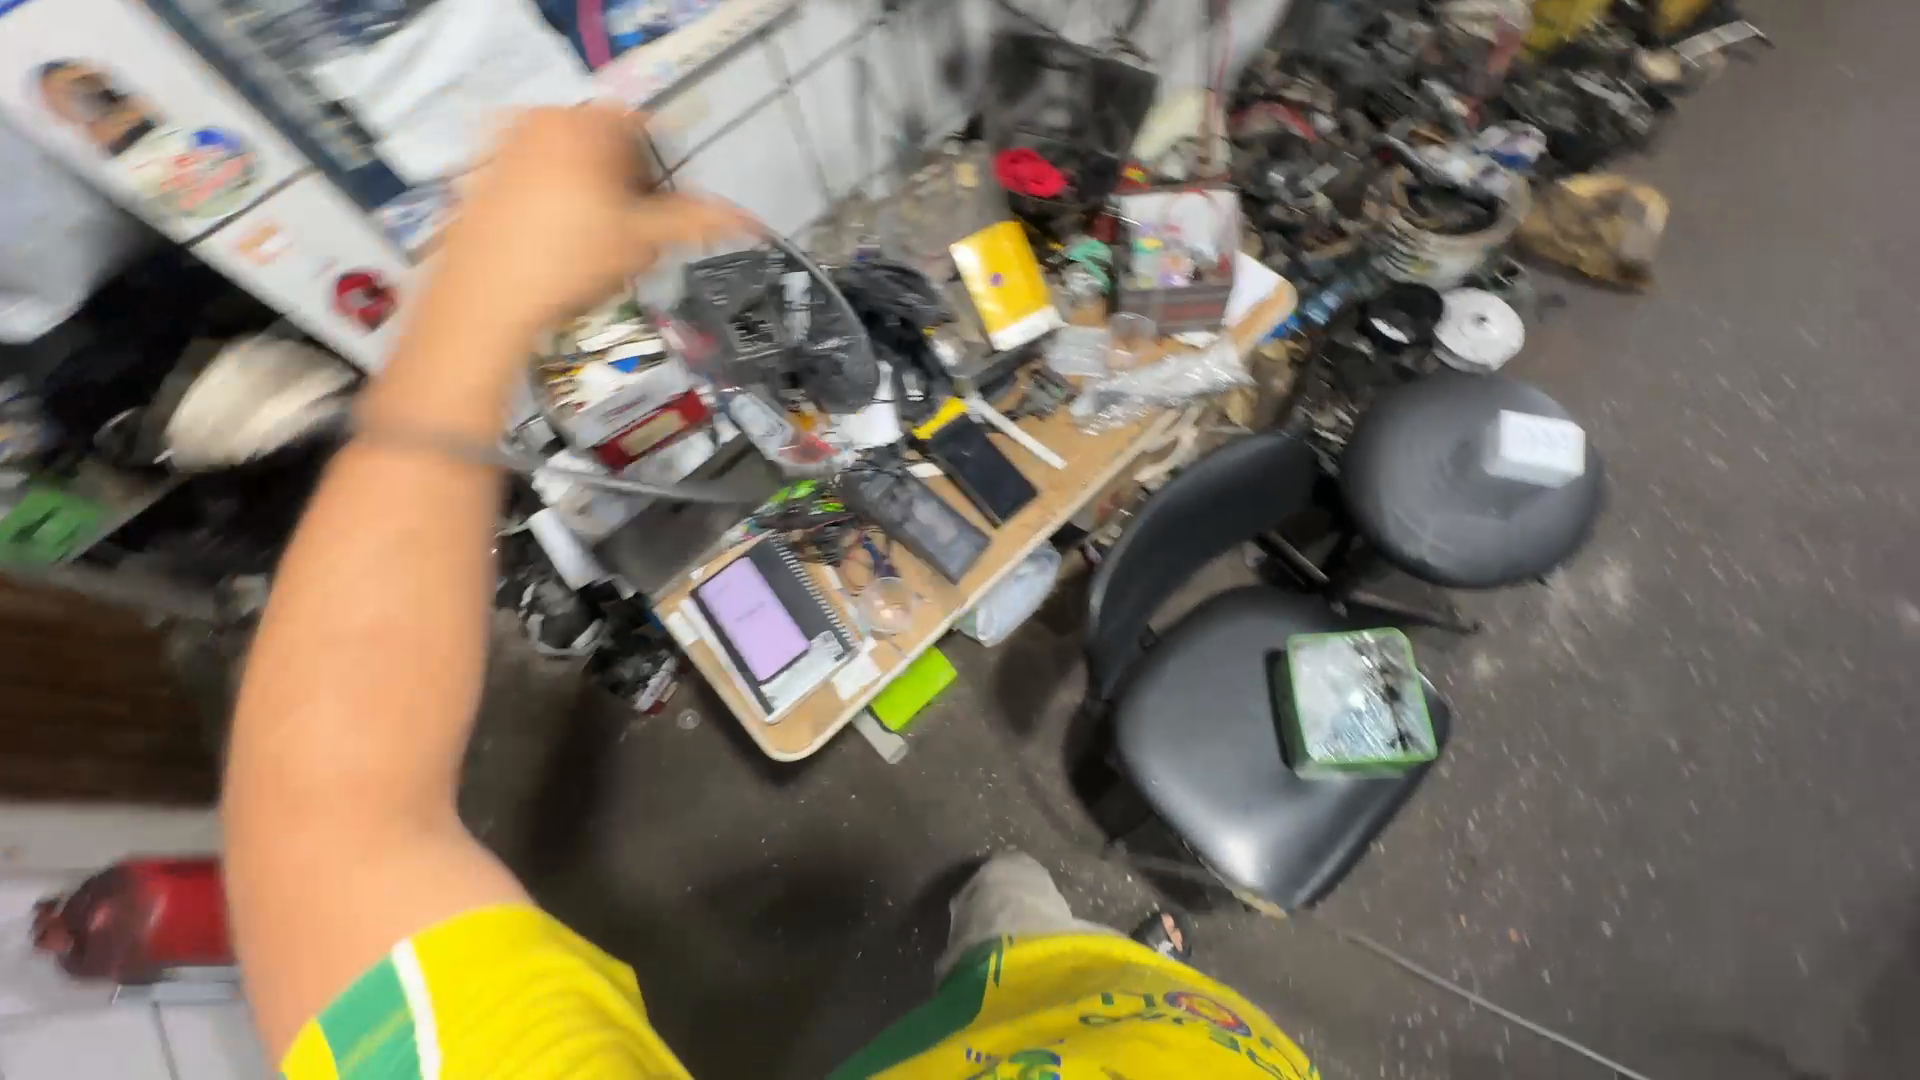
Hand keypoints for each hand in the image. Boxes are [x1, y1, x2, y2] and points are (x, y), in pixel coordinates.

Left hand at [426, 104, 751, 338]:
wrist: (487, 296)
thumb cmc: (570, 262)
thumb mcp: (646, 242)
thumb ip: (700, 223)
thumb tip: (751, 221)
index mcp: (585, 122)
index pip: (644, 130)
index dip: (662, 172)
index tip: (663, 213)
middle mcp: (541, 119)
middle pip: (607, 146)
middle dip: (628, 188)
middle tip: (634, 237)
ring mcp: (506, 143)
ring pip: (574, 165)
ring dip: (596, 200)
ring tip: (597, 249)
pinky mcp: (482, 173)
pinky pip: (538, 181)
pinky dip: (557, 206)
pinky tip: (560, 248)